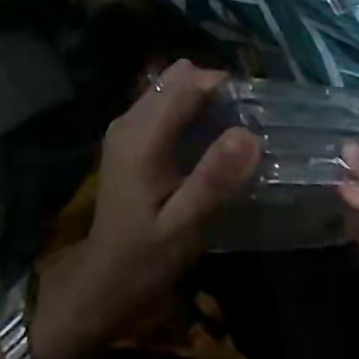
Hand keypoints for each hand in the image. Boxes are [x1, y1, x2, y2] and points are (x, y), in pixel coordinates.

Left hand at [29, 60, 262, 358]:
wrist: (106, 279)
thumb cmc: (147, 257)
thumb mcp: (186, 225)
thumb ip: (214, 178)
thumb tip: (249, 134)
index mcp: (141, 137)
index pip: (182, 84)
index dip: (219, 85)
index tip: (252, 106)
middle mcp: (128, 121)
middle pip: (173, 79)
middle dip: (210, 89)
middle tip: (243, 121)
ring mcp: (124, 127)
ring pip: (166, 89)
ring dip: (199, 98)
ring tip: (230, 130)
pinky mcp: (127, 138)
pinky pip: (160, 106)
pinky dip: (186, 110)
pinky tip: (205, 140)